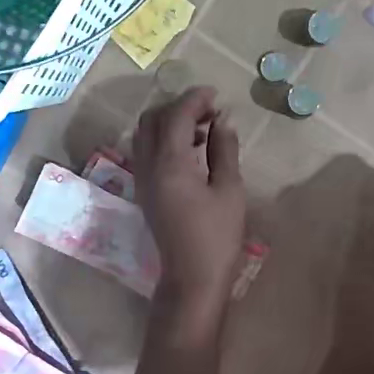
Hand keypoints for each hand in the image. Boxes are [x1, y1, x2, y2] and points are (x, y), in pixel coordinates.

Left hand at [132, 87, 246, 318]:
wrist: (192, 279)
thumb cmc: (218, 237)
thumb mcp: (230, 190)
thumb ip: (225, 150)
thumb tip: (223, 121)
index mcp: (170, 164)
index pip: (176, 116)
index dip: (195, 99)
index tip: (216, 95)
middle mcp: (148, 166)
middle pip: (152, 119)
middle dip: (178, 107)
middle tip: (209, 112)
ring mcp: (142, 180)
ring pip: (145, 135)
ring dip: (169, 123)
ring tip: (203, 131)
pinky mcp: (144, 192)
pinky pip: (146, 152)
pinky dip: (164, 140)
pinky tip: (191, 152)